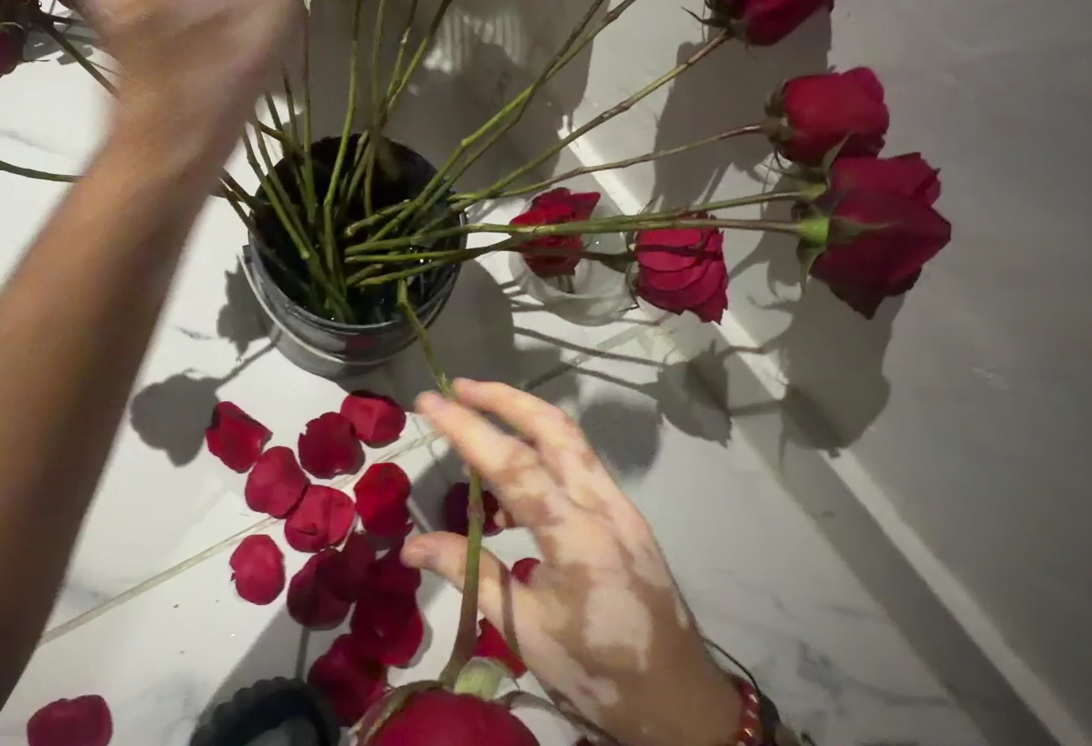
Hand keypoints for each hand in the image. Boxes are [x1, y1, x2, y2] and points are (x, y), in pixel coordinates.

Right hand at [404, 380, 741, 745]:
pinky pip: (579, 467)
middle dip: (505, 398)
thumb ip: (471, 575)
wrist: (681, 704)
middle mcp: (604, 507)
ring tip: (477, 426)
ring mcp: (621, 508)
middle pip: (555, 428)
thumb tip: (411, 545)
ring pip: (571, 440)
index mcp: (579, 538)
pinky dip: (541, 454)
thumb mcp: (526, 630)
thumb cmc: (599, 672)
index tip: (428, 400)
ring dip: (524, 419)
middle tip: (458, 386)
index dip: (467, 428)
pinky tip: (511, 488)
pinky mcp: (626, 517)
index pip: (514, 465)